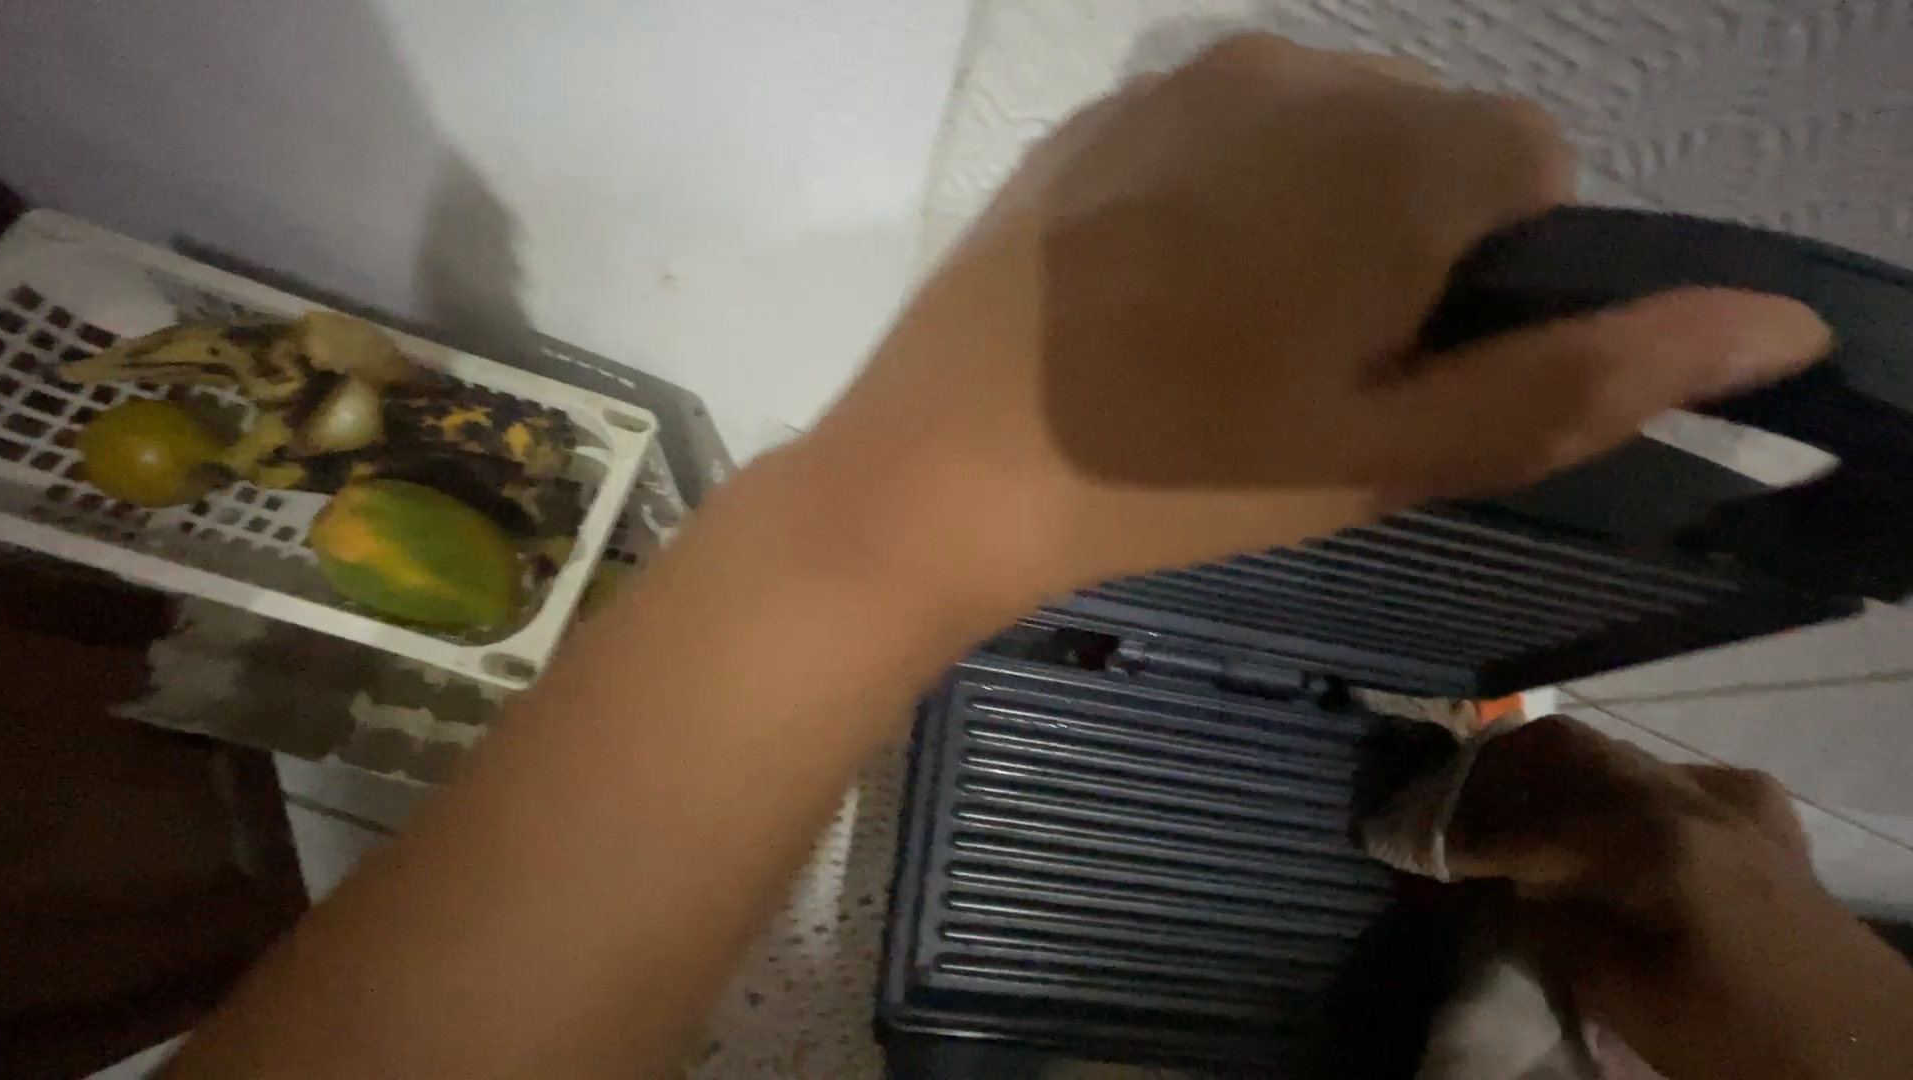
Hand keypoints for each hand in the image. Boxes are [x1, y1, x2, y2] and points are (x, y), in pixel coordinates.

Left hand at [802, 34, 1830, 612]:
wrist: (952, 468)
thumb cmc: (1165, 477)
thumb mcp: (1373, 456)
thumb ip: (1569, 384)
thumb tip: (1766, 325)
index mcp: (1394, 150)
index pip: (1530, 169)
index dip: (1475, 281)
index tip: (1385, 367)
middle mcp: (1289, 74)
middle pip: (1407, 146)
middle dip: (1384, 244)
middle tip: (1282, 368)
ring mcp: (1163, 92)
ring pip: (1296, 140)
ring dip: (1290, 223)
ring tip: (1201, 340)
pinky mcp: (1076, 131)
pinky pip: (1190, 149)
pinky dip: (1197, 209)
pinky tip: (1130, 300)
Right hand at [1444, 716, 1912, 1079]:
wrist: (1886, 1073)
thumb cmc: (1744, 1042)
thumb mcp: (1623, 995)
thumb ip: (1546, 917)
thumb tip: (1497, 875)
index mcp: (1650, 842)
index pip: (1516, 824)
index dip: (1450, 836)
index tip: (1397, 840)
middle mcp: (1683, 799)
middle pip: (1553, 748)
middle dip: (1485, 774)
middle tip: (1446, 809)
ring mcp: (1725, 801)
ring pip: (1601, 750)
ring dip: (1539, 771)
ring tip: (1501, 806)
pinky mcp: (1754, 818)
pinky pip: (1661, 774)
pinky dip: (1611, 784)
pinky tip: (1603, 816)